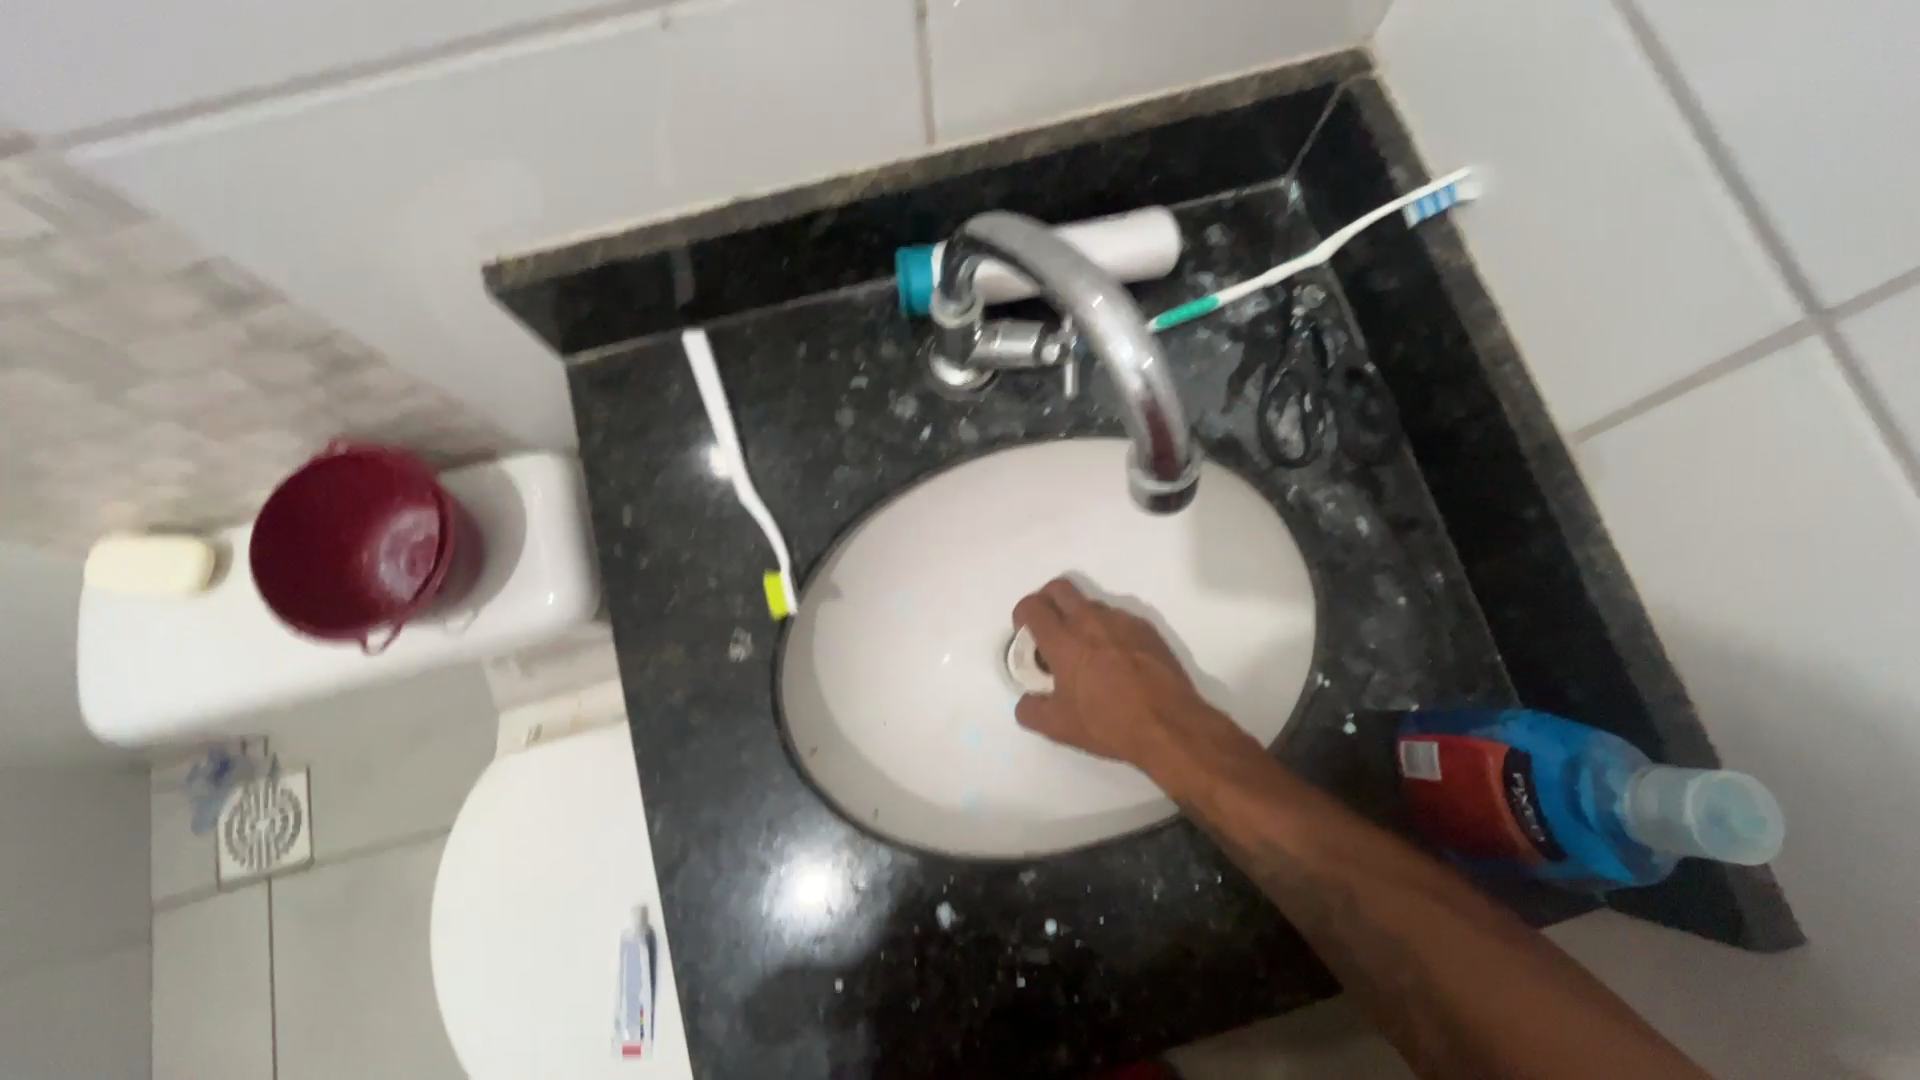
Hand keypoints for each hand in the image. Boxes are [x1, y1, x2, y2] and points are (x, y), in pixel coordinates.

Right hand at [1011, 578, 1225, 768]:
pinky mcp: (1146, 628)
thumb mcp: (1057, 727)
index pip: (1032, 606)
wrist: (1168, 725)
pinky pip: (1118, 618)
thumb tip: (1027, 700)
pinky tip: (1115, 660)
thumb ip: (1030, 710)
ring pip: (1090, 604)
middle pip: (1058, 588)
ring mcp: (1121, 621)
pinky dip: (1108, 630)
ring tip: (1085, 651)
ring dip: (1078, 617)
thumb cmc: (1108, 723)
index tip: (1025, 633)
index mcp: (1063, 640)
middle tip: (1048, 629)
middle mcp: (1090, 620)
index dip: (1022, 615)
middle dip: (1046, 601)